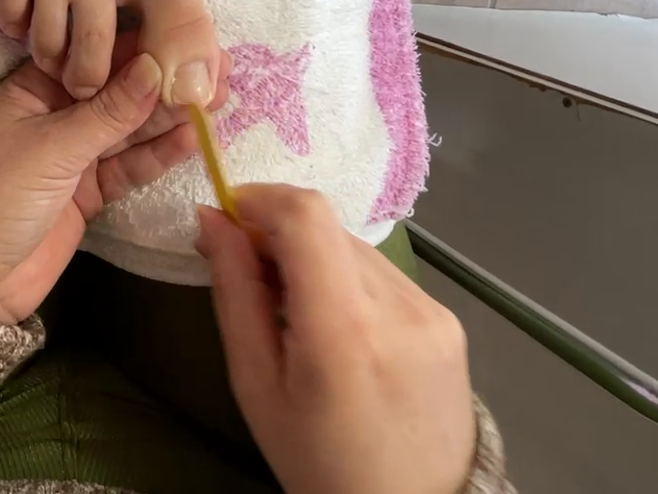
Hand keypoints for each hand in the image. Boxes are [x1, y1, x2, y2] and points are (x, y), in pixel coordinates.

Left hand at [0, 51, 201, 323]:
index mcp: (36, 87)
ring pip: (130, 128)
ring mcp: (77, 152)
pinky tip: (189, 140)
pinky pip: (130, 164)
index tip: (187, 40)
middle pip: (119, 92)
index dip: (142, 49)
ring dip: (169, 117)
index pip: (96, 57)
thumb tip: (155, 66)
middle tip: (216, 72)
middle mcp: (59, 112)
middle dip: (164, 82)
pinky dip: (157, 154)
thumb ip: (107, 112)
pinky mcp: (91, 188)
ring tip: (214, 101)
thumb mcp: (53, 148)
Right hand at [197, 186, 477, 493]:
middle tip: (249, 272)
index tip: (228, 216)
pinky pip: (379, 270)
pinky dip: (344, 276)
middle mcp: (398, 305)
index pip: (305, 214)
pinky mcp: (447, 316)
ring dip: (311, 255)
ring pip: (349, 243)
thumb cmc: (317, 459)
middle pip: (323, 225)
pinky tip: (336, 322)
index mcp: (343, 329)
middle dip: (276, 231)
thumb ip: (233, 289)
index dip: (260, 198)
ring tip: (294, 305)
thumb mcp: (254, 381)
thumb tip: (209, 216)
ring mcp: (431, 309)